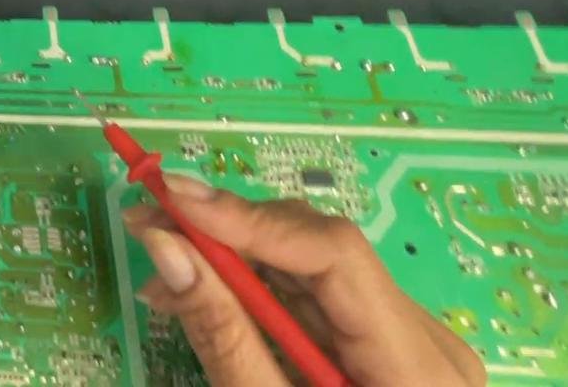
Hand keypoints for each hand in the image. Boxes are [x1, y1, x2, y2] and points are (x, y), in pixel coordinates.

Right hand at [125, 175, 484, 386]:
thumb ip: (222, 335)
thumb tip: (161, 242)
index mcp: (419, 368)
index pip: (334, 252)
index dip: (248, 216)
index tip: (170, 199)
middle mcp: (423, 337)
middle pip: (312, 245)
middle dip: (223, 227)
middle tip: (144, 223)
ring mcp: (403, 339)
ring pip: (300, 259)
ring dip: (223, 253)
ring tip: (157, 271)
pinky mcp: (374, 344)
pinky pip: (303, 291)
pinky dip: (244, 283)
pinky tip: (196, 292)